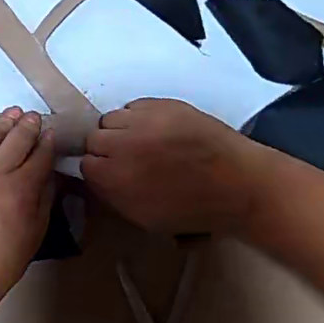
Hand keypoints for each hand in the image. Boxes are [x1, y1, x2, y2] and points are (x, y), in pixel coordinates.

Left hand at [0, 107, 56, 312]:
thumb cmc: (3, 260)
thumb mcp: (37, 229)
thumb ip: (44, 194)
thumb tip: (47, 170)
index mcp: (19, 189)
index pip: (38, 154)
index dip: (47, 142)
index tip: (51, 133)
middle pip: (14, 138)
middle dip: (28, 125)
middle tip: (34, 117)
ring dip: (2, 122)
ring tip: (12, 115)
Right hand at [80, 99, 271, 234]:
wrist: (239, 184)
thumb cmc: (194, 210)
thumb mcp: (144, 218)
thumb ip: (114, 196)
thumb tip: (99, 179)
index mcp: (114, 180)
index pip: (85, 165)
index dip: (100, 170)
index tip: (114, 174)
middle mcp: (121, 146)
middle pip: (93, 138)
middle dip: (107, 148)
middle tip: (129, 157)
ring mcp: (141, 122)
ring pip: (111, 119)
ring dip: (121, 130)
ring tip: (144, 141)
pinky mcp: (161, 104)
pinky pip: (134, 106)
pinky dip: (140, 117)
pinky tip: (158, 129)